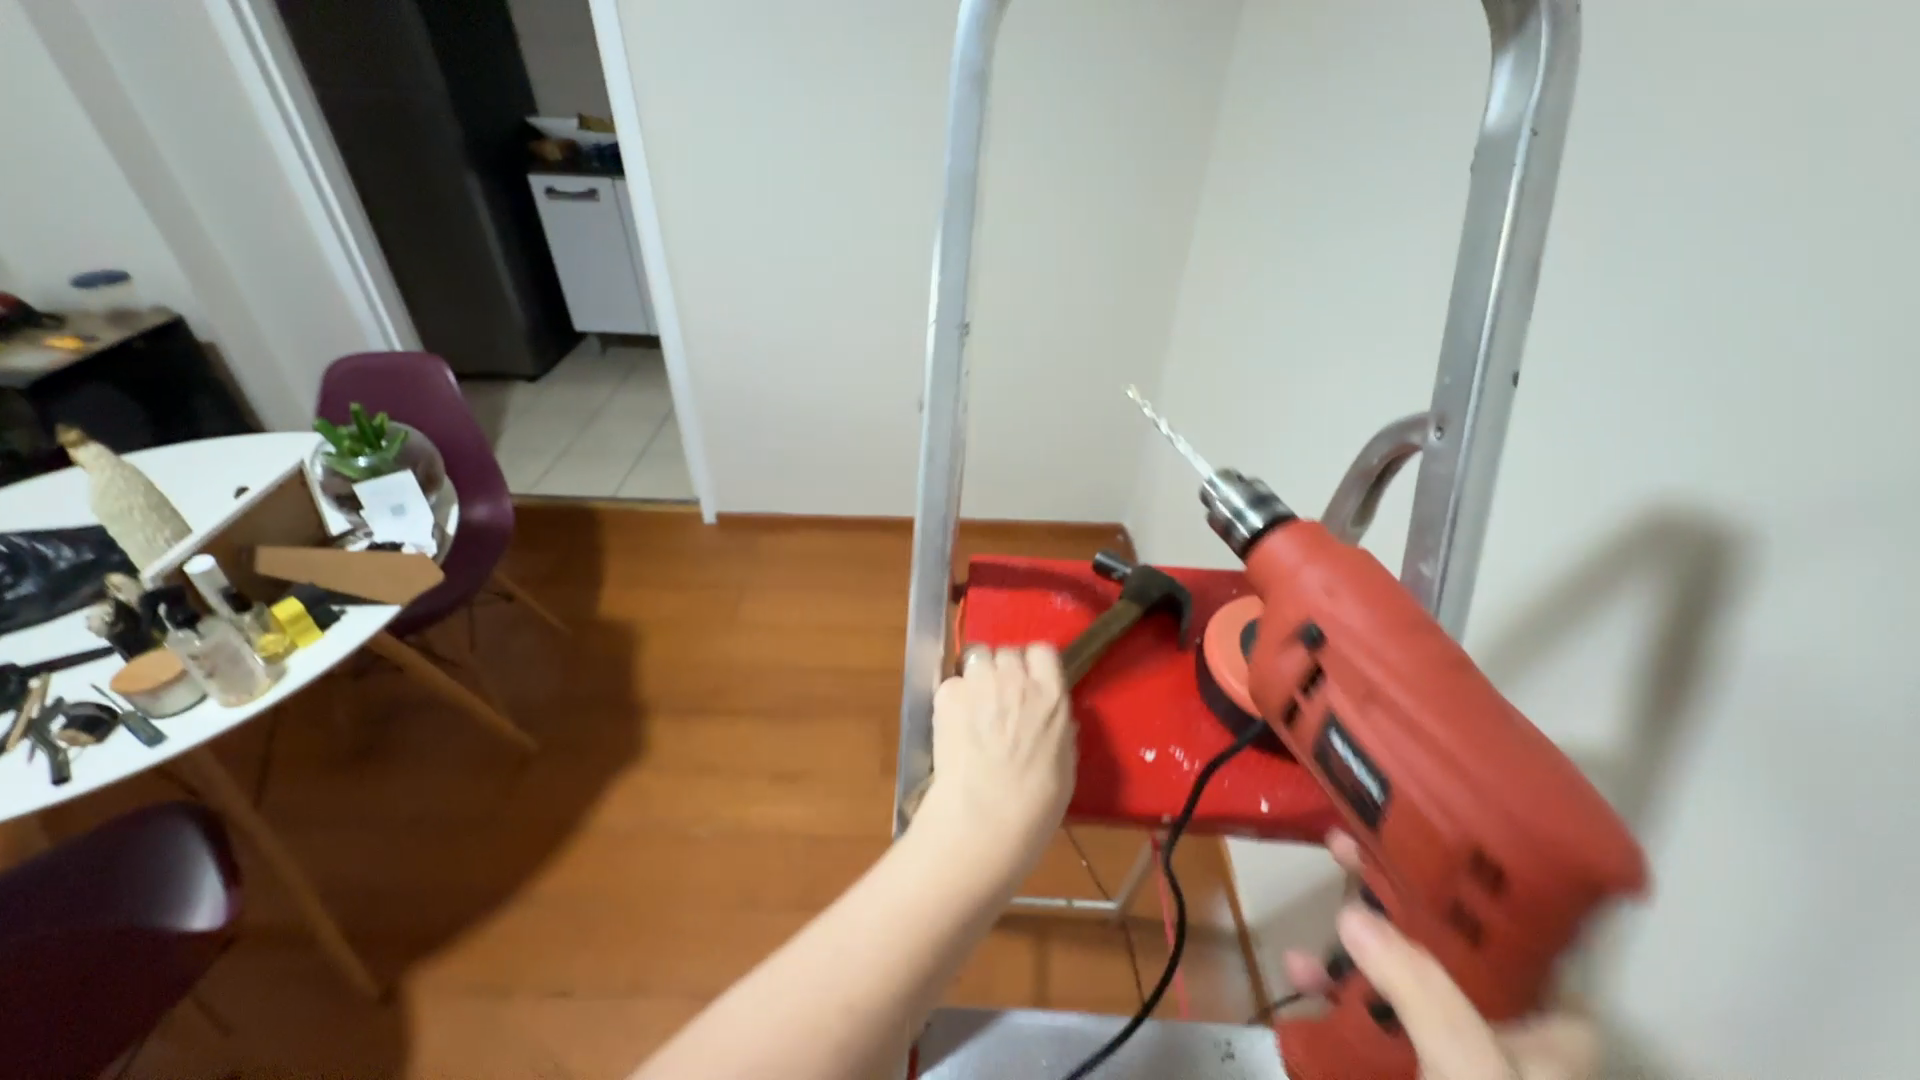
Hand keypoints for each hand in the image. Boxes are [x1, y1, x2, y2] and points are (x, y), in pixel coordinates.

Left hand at [915, 644, 1075, 874]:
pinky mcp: (947, 695)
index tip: (1028, 680)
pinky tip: (954, 722)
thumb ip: (1058, 729)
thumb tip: (1050, 719)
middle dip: (1002, 669)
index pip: (1042, 651)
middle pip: (1006, 652)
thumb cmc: (1036, 802)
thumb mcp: (1066, 763)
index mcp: (1051, 694)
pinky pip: (951, 683)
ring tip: (974, 704)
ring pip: (976, 658)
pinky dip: (953, 696)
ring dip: (977, 675)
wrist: (985, 815)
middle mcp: (1015, 679)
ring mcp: (979, 683)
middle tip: (998, 698)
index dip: (1032, 664)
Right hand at [1285, 832, 1598, 1079]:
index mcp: (1549, 1021)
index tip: (1422, 828)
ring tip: (1318, 904)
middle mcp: (1506, 1026)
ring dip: (1356, 941)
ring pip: (1403, 973)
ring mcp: (1456, 1050)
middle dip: (1394, 894)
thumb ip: (1420, 987)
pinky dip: (1336, 991)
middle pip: (1448, 940)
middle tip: (1350, 844)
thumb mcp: (1471, 1066)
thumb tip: (1353, 914)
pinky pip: (1373, 1015)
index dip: (1473, 874)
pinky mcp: (1411, 1068)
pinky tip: (1299, 975)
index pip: (1520, 926)